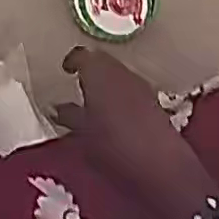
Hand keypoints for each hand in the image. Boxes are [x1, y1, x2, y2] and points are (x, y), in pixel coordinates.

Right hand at [55, 48, 217, 218]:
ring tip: (95, 101)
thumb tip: (57, 107)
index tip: (66, 70)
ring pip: (117, 72)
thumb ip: (69, 115)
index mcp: (97, 71)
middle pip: (101, 59)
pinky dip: (120, 92)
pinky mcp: (153, 98)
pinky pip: (130, 86)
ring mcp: (138, 83)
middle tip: (79, 84)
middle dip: (90, 68)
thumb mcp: (83, 133)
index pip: (82, 54)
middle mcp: (118, 70)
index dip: (73, 60)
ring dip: (106, 80)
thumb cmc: (113, 144)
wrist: (161, 164)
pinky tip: (116, 114)